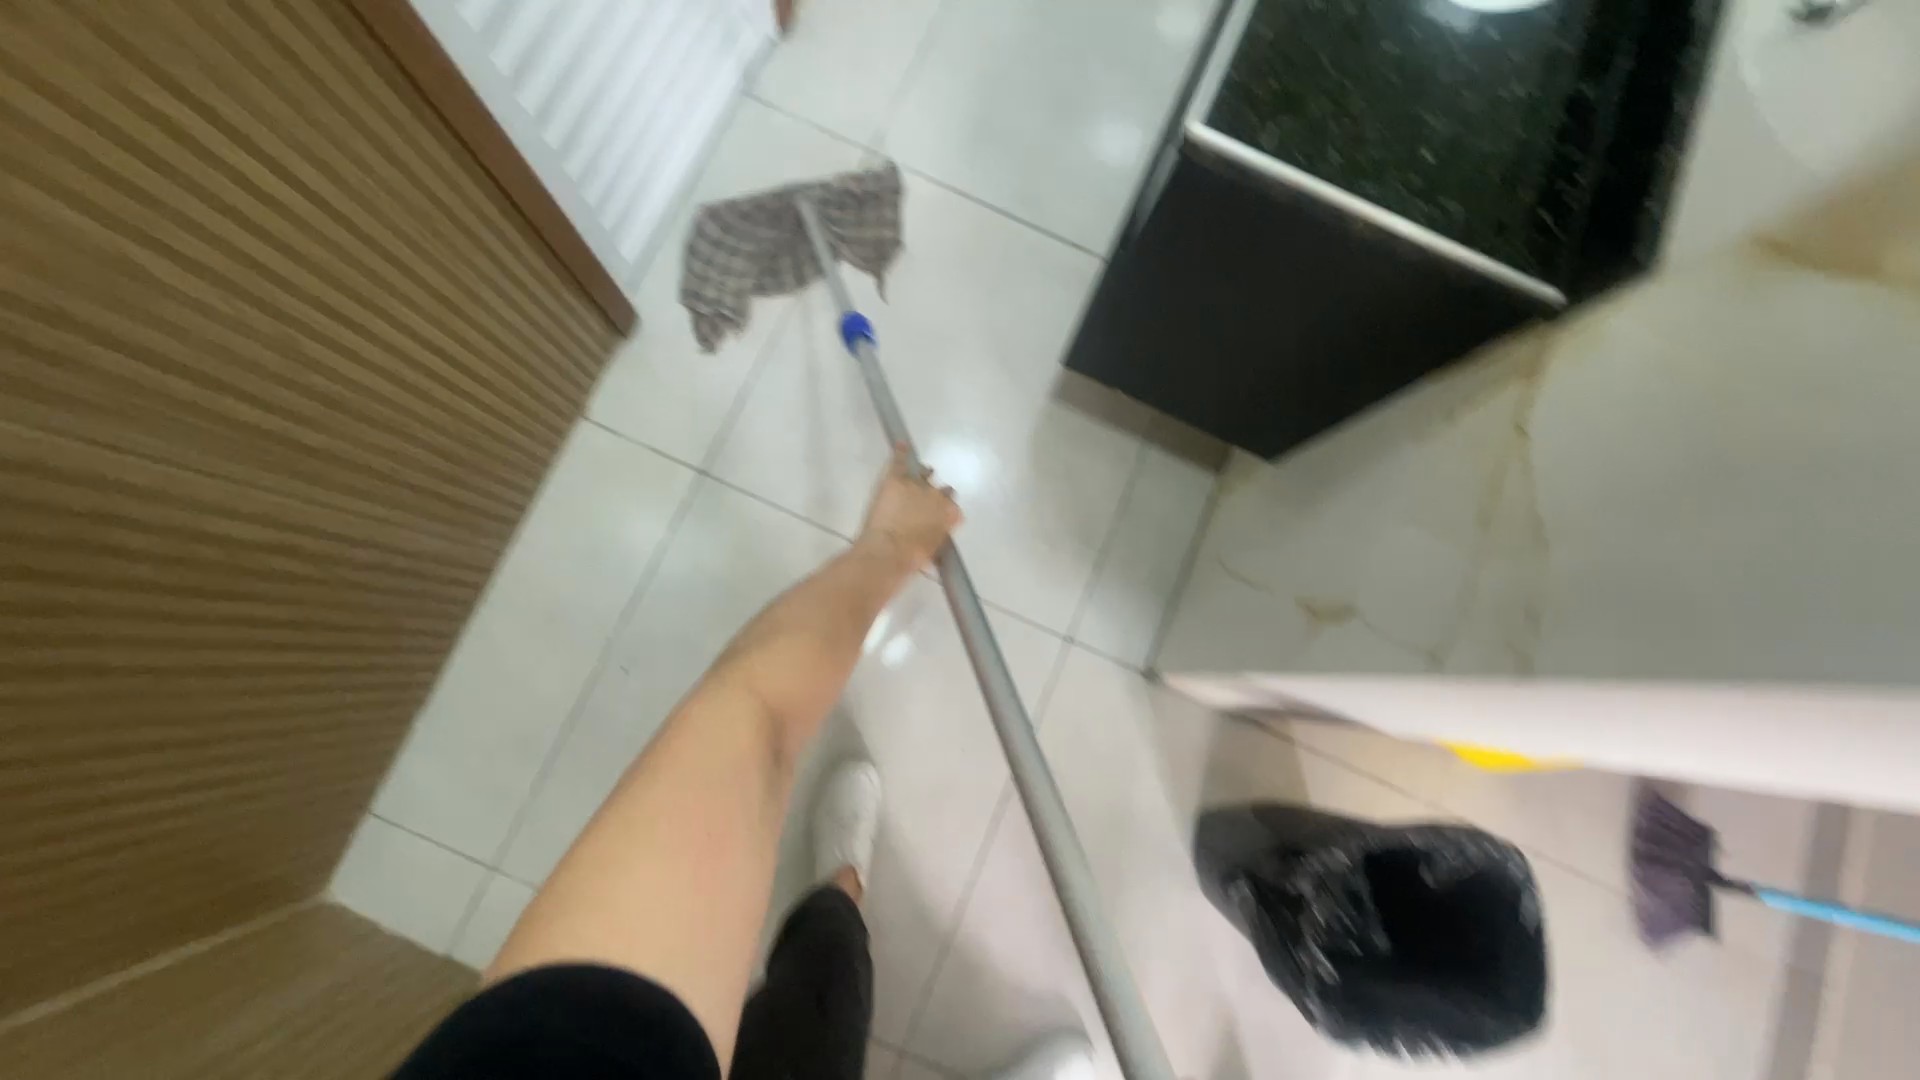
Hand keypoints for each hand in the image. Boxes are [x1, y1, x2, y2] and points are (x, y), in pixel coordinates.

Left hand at [857, 444, 961, 572]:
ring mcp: (918, 485)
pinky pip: (901, 460)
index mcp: (951, 515)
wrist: (888, 553)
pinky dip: (901, 452)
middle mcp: (939, 496)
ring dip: (923, 476)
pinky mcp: (897, 479)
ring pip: (924, 474)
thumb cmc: (911, 560)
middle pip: (943, 490)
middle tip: (924, 503)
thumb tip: (933, 538)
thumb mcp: (933, 553)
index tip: (937, 518)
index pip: (954, 508)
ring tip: (918, 476)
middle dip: (935, 495)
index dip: (944, 512)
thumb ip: (937, 539)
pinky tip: (900, 445)